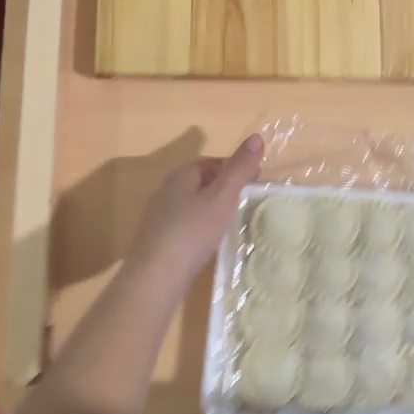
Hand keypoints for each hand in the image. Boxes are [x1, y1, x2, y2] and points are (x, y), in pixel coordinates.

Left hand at [125, 134, 264, 286]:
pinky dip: (203, 228)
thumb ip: (239, 168)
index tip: (257, 183)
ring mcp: (160, 217)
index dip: (236, 169)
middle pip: (203, 182)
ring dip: (215, 209)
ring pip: (195, 205)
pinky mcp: (160, 240)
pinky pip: (187, 225)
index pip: (214, 162)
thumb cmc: (193, 231)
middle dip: (226, 189)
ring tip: (235, 223)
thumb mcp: (222, 196)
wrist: (157, 276)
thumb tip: (257, 137)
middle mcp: (167, 191)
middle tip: (250, 203)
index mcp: (182, 175)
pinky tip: (213, 242)